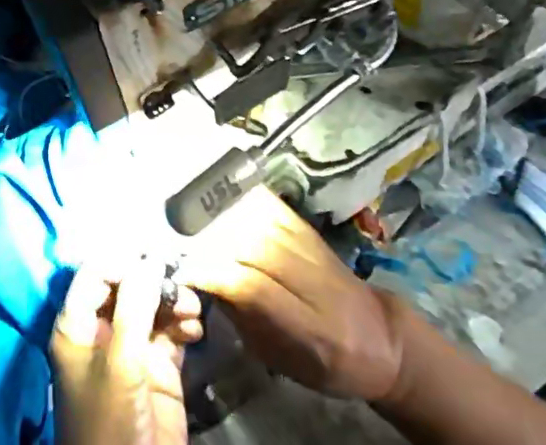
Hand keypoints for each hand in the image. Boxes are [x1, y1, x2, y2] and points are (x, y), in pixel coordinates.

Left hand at [50, 260, 204, 444]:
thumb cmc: (109, 420)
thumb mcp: (118, 362)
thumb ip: (133, 307)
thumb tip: (149, 259)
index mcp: (77, 324)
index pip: (95, 274)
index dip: (122, 262)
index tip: (153, 259)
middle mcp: (102, 331)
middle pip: (128, 286)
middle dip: (154, 279)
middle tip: (180, 279)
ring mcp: (131, 349)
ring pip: (153, 307)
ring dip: (174, 301)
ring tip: (191, 310)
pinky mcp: (158, 369)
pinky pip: (172, 332)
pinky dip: (185, 325)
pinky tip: (195, 330)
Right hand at [176, 189, 410, 403]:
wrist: (379, 338)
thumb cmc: (322, 359)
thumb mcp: (277, 354)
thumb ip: (240, 314)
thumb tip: (197, 278)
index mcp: (305, 325)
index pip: (248, 285)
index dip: (209, 270)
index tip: (173, 263)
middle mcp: (309, 275)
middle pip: (249, 242)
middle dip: (204, 234)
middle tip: (165, 228)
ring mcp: (307, 242)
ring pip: (255, 217)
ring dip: (214, 208)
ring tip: (179, 202)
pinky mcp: (304, 223)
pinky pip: (265, 202)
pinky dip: (236, 193)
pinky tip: (211, 186)